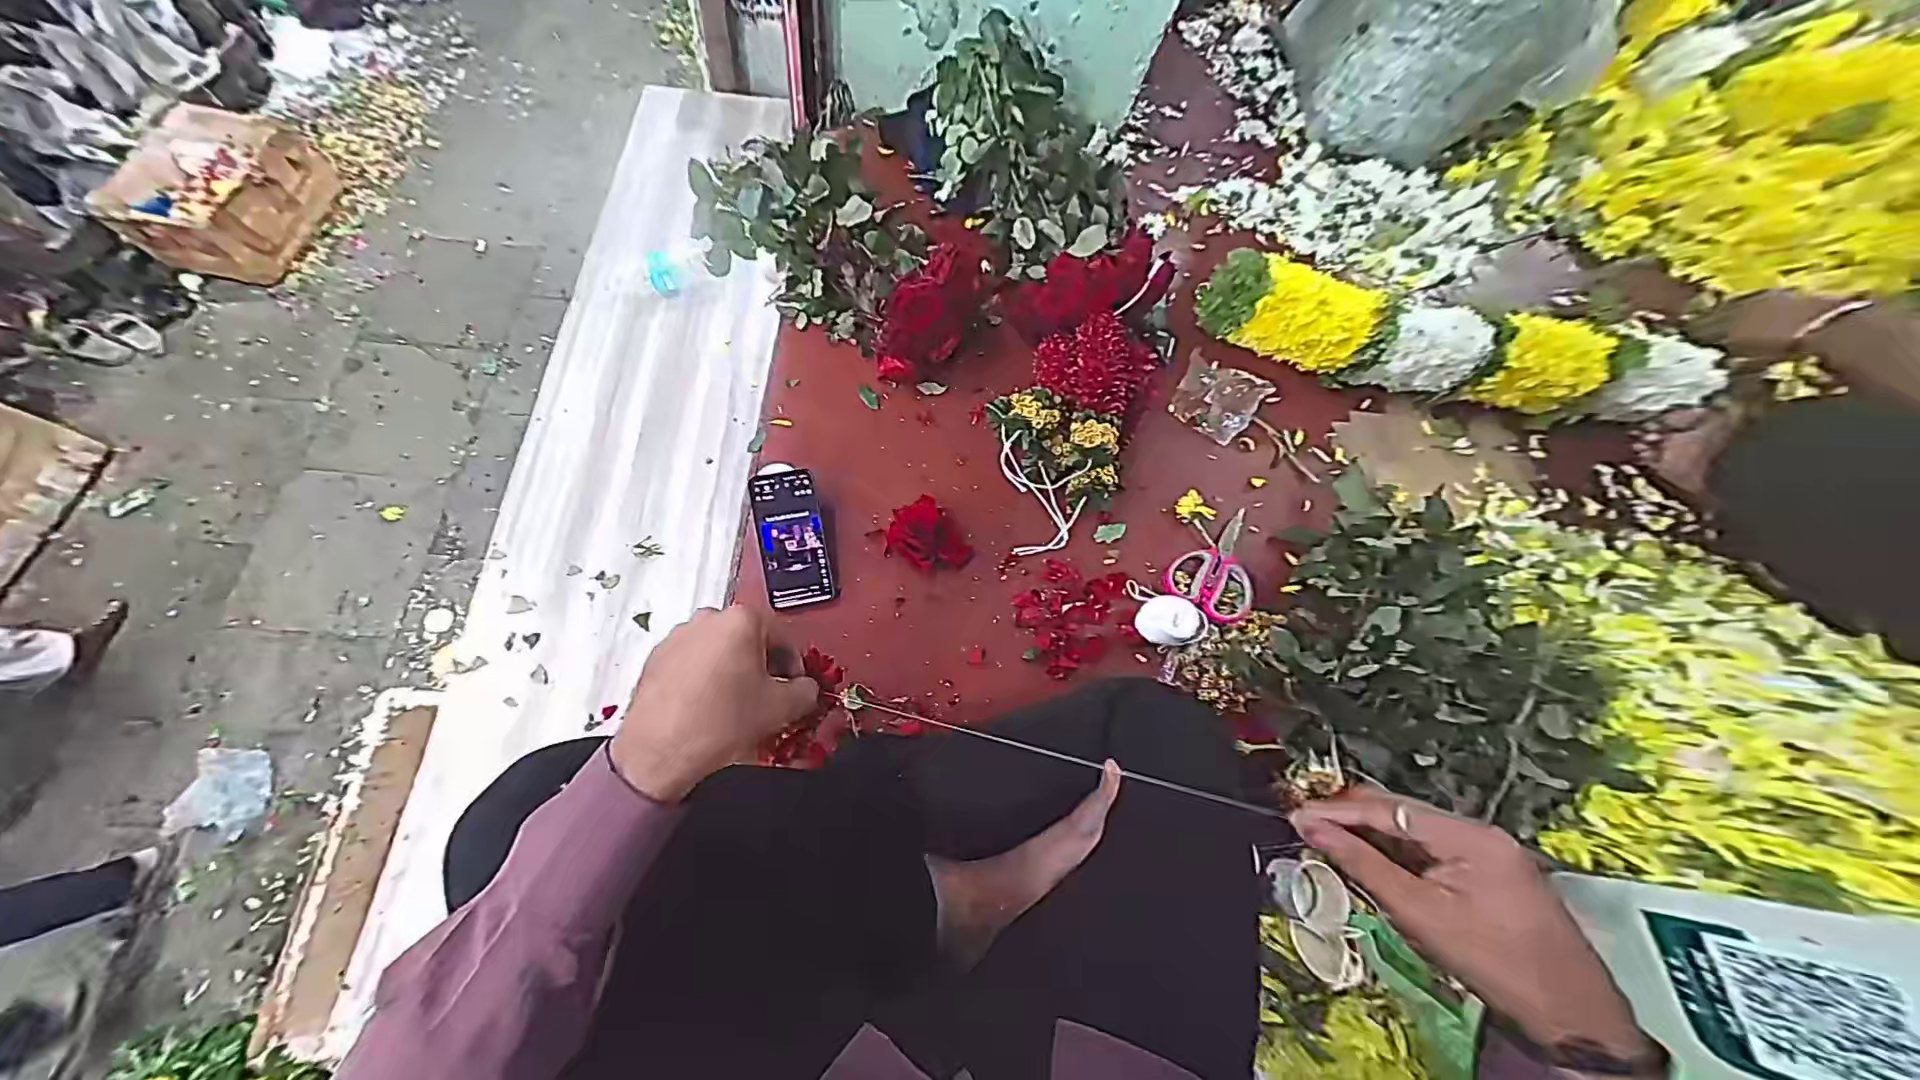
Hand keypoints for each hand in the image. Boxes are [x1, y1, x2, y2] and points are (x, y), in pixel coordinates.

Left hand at [610, 605, 818, 801]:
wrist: (658, 752)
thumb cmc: (719, 722)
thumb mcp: (782, 708)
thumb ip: (806, 691)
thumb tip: (805, 689)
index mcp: (741, 619)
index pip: (782, 639)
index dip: (794, 667)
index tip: (794, 687)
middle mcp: (708, 619)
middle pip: (749, 641)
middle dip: (761, 668)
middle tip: (766, 698)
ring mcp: (678, 637)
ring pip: (720, 652)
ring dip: (732, 673)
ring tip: (735, 707)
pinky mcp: (656, 658)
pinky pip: (693, 664)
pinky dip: (705, 680)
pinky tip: (708, 709)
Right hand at [1292, 789, 1655, 1064]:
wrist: (1575, 1022)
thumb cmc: (1496, 965)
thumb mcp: (1418, 913)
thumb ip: (1360, 864)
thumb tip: (1309, 826)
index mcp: (1470, 835)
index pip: (1387, 809)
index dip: (1337, 811)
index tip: (1297, 814)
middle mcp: (1480, 832)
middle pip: (1399, 811)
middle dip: (1350, 818)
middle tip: (1306, 824)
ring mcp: (1488, 850)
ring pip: (1411, 830)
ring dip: (1370, 835)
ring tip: (1328, 840)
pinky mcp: (1488, 870)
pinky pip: (1428, 849)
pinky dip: (1395, 853)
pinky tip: (1370, 860)